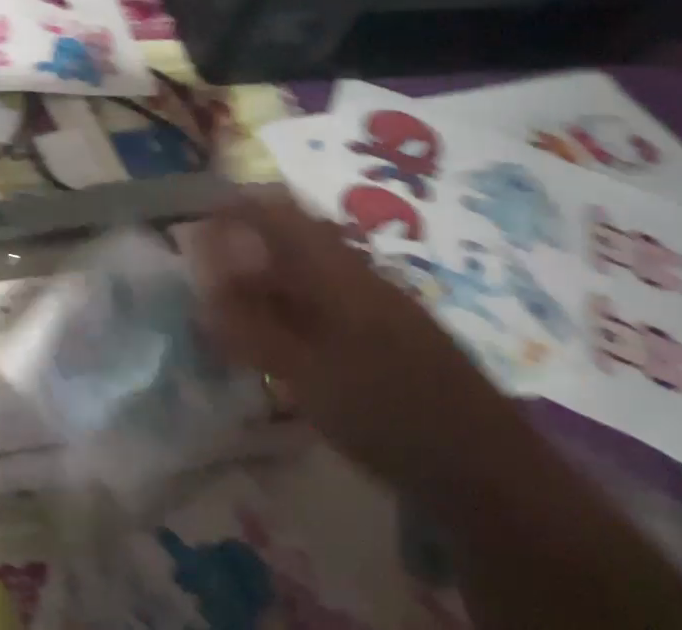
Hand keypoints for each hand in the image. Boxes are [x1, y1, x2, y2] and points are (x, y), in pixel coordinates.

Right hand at [188, 192, 527, 491]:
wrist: (489, 474)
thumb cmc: (387, 415)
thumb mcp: (303, 373)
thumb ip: (248, 324)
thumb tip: (203, 280)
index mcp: (337, 274)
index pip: (277, 212)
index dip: (232, 208)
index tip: (192, 225)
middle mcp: (361, 276)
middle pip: (294, 237)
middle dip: (244, 244)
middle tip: (204, 274)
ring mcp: (382, 306)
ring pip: (311, 271)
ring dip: (268, 278)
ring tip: (231, 310)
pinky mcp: (393, 337)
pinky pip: (328, 301)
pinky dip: (293, 308)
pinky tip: (281, 342)